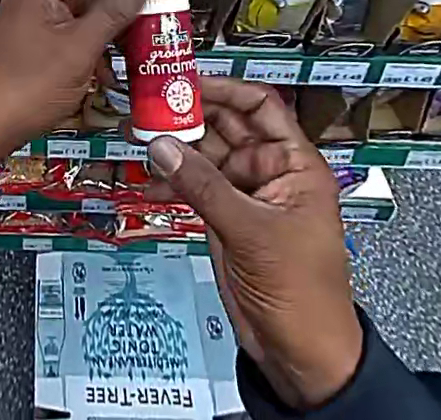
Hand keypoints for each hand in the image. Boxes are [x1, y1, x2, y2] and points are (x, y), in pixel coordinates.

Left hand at [0, 0, 170, 178]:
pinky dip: (98, 42)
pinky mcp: (41, 32)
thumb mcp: (81, 46)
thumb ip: (117, 5)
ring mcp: (40, 10)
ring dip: (116, 25)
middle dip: (129, 2)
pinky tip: (111, 70)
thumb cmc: (28, 87)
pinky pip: (78, 25)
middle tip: (160, 23)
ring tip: (142, 49)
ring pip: (91, 5)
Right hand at [144, 77, 362, 410]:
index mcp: (293, 162)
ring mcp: (244, 193)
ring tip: (138, 137)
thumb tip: (162, 145)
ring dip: (175, 148)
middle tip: (150, 106)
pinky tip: (148, 181)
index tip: (187, 82)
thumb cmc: (301, 291)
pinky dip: (171, 182)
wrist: (300, 357)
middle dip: (190, 116)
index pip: (260, 106)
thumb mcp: (252, 231)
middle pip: (226, 127)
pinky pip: (194, 187)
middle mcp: (268, 170)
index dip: (225, 89)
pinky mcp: (224, 217)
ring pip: (205, 157)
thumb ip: (204, 186)